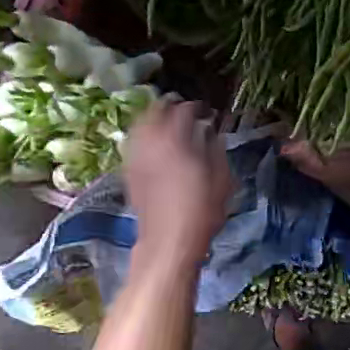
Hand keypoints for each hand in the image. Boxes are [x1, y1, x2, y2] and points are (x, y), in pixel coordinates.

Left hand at [125, 99, 232, 265]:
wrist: (168, 242)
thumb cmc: (201, 213)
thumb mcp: (221, 181)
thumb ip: (216, 151)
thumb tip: (211, 135)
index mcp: (177, 140)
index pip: (185, 110)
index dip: (198, 108)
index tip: (208, 113)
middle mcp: (152, 141)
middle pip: (156, 110)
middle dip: (171, 107)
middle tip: (186, 114)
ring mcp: (136, 156)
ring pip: (141, 124)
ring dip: (155, 119)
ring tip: (168, 126)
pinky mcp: (129, 171)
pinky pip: (134, 143)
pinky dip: (145, 138)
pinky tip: (155, 147)